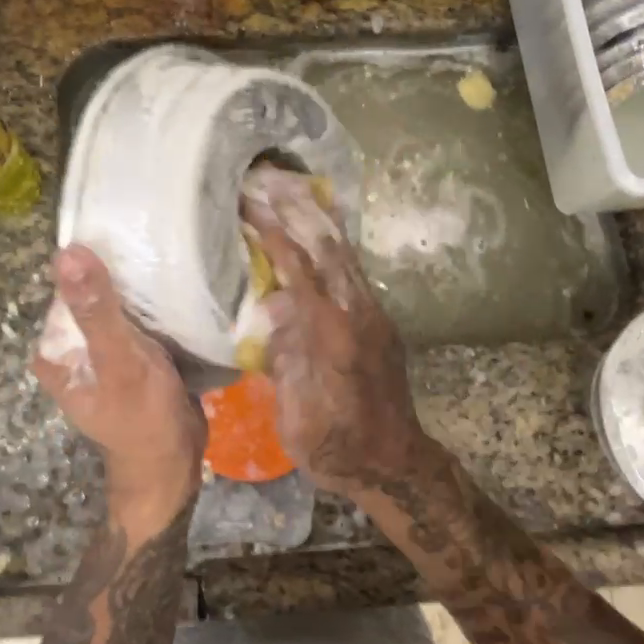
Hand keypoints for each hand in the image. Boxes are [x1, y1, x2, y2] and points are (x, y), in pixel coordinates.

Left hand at [32, 244, 206, 528]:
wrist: (175, 467)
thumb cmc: (141, 418)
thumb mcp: (117, 360)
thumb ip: (95, 310)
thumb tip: (66, 252)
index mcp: (54, 351)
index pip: (69, 288)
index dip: (96, 261)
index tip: (128, 234)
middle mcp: (73, 350)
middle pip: (96, 295)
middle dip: (124, 273)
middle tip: (159, 244)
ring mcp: (105, 355)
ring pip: (121, 307)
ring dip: (144, 289)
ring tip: (173, 259)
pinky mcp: (133, 359)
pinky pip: (141, 322)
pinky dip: (157, 308)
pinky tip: (180, 290)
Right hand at [242, 183, 436, 498]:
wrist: (393, 463)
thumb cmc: (335, 446)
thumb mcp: (295, 412)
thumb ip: (283, 357)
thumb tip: (271, 310)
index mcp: (332, 337)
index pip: (300, 272)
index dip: (274, 236)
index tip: (249, 206)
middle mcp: (359, 315)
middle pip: (329, 249)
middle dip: (299, 211)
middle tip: (272, 179)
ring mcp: (375, 315)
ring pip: (347, 256)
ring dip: (319, 220)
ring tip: (295, 189)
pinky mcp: (379, 321)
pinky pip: (354, 273)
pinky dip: (334, 246)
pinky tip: (321, 229)